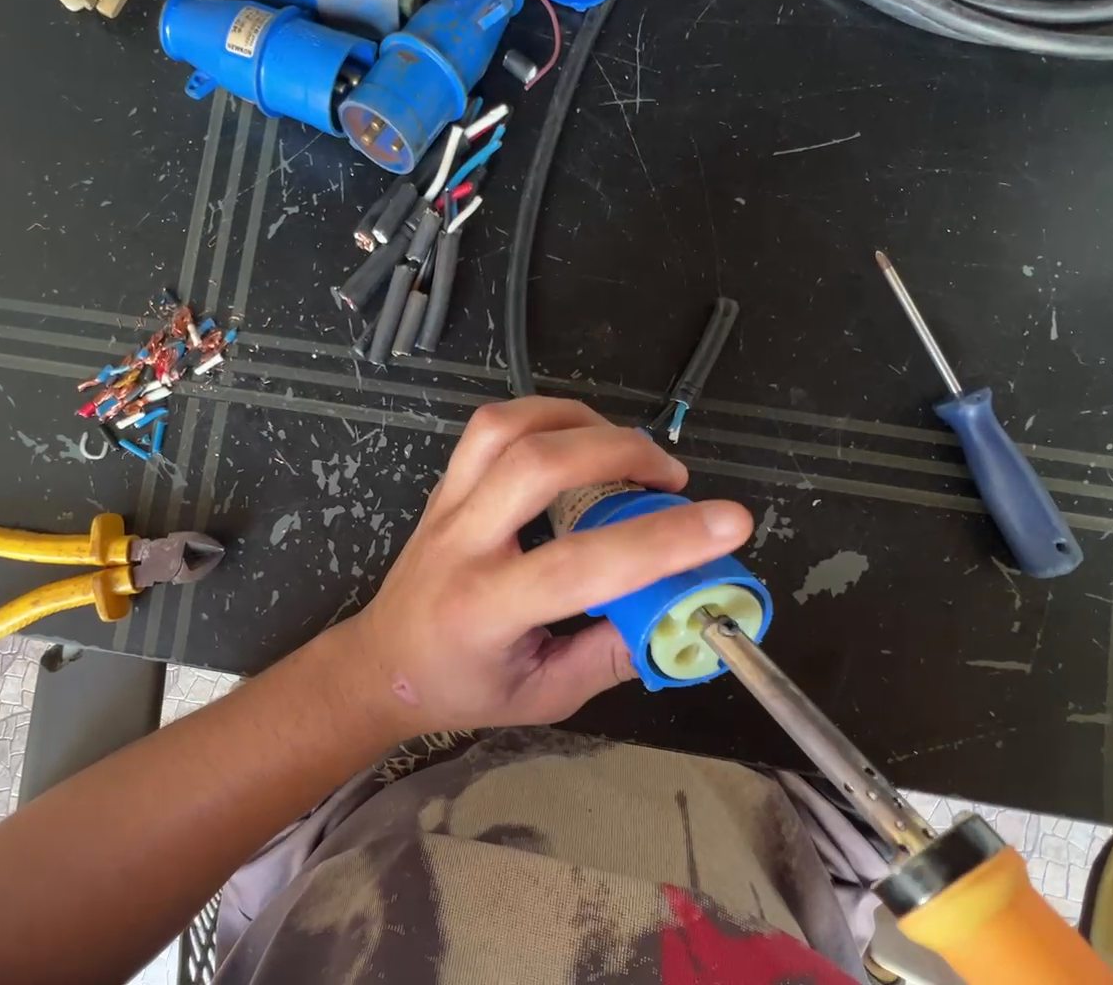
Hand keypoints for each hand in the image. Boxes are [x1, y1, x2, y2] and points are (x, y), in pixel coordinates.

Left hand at [333, 398, 753, 738]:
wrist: (382, 664)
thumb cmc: (460, 688)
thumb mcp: (543, 696)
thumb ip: (608, 656)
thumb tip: (675, 613)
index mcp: (485, 609)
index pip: (578, 565)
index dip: (659, 542)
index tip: (730, 523)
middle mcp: (461, 544)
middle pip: (533, 464)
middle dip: (618, 452)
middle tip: (671, 476)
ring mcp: (446, 506)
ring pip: (503, 427)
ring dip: (577, 420)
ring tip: (626, 447)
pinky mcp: (445, 486)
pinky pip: (490, 429)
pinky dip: (544, 417)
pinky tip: (579, 438)